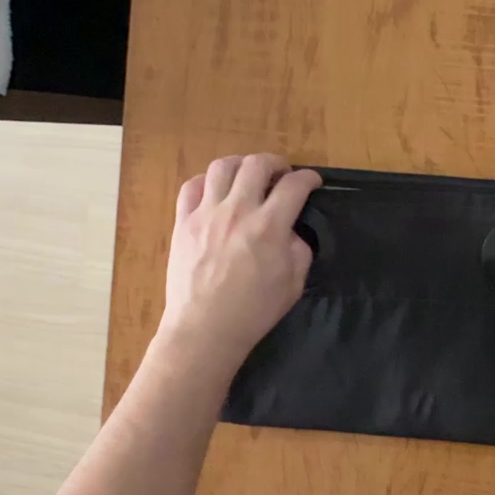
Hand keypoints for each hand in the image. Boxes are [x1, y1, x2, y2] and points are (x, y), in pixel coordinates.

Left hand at [157, 154, 321, 368]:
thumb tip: (291, 231)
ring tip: (247, 177)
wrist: (204, 330)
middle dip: (276, 163)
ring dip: (240, 165)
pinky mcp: (183, 223)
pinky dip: (206, 182)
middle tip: (281, 175)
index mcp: (269, 227)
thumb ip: (299, 249)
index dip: (308, 178)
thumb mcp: (294, 284)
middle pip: (257, 164)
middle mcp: (237, 211)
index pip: (294, 186)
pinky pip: (191, 187)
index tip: (312, 181)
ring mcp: (206, 214)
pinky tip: (214, 192)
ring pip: (222, 166)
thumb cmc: (253, 312)